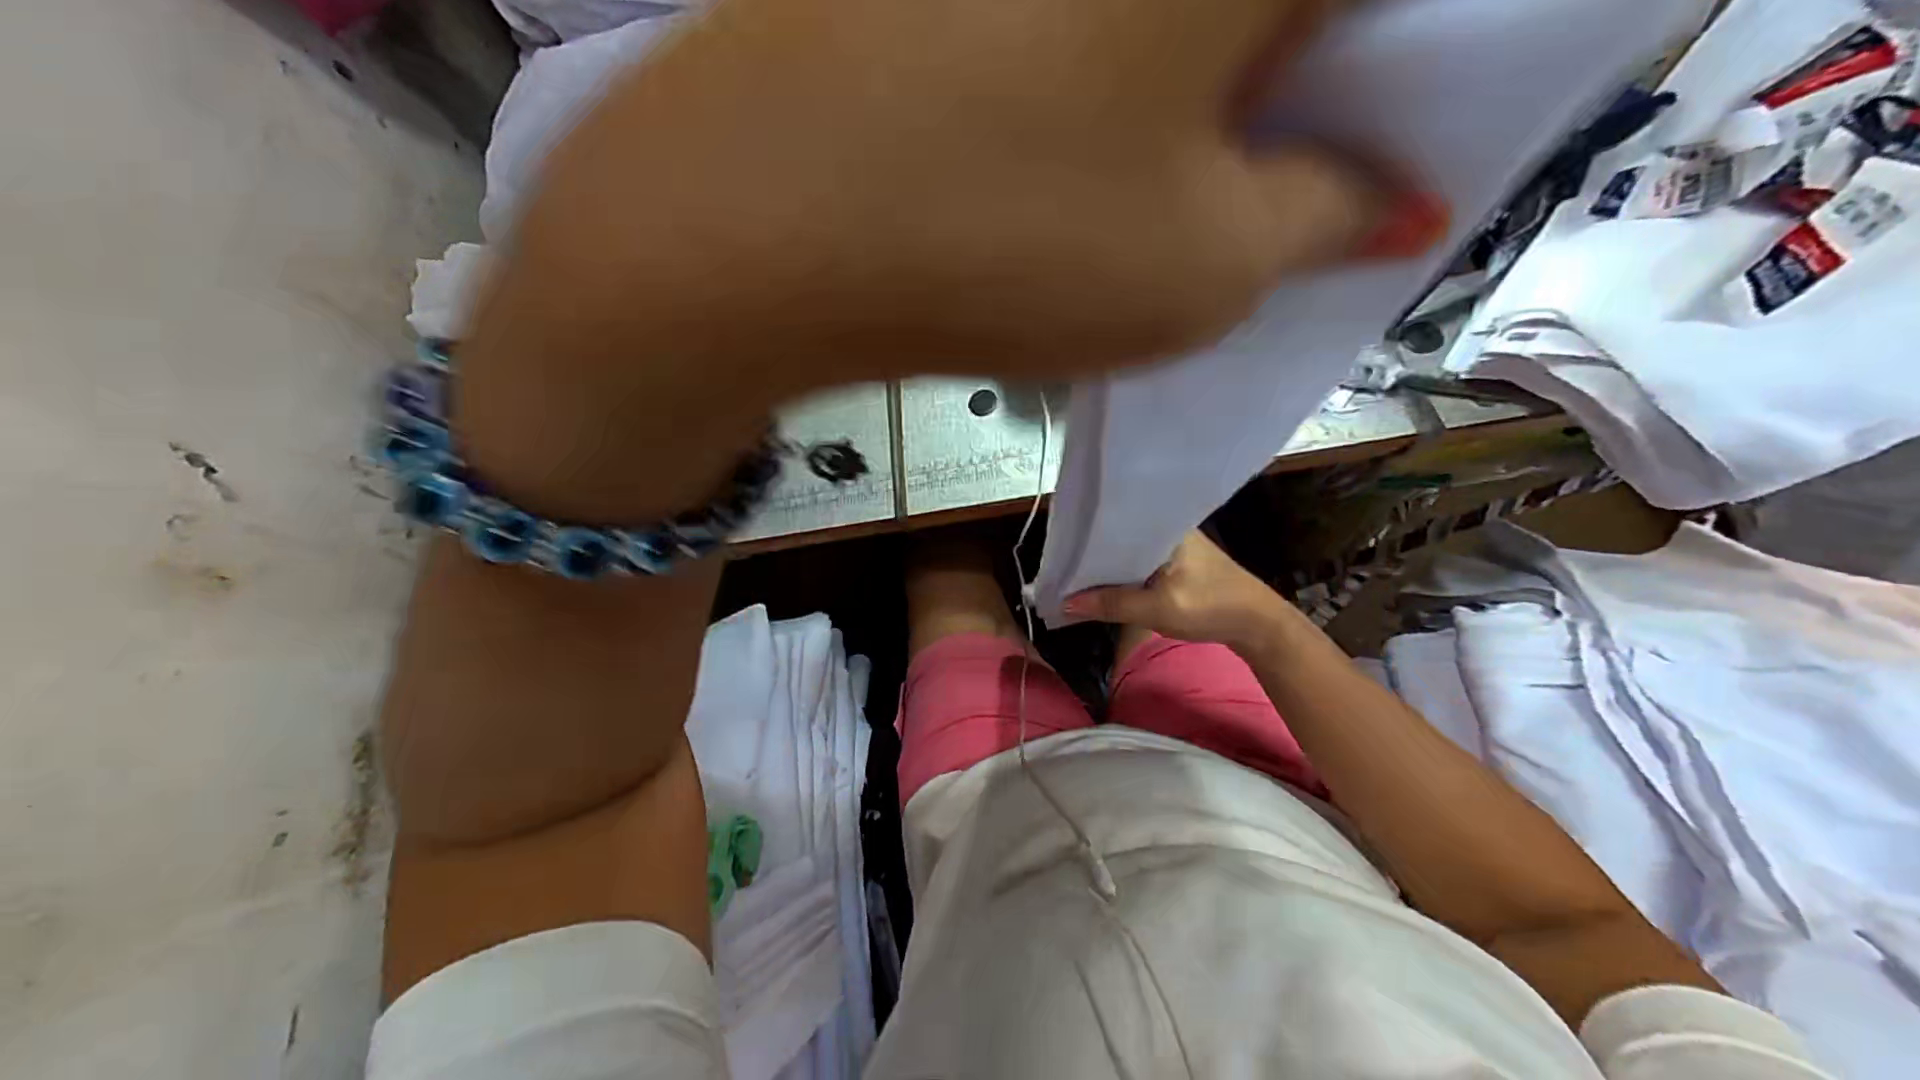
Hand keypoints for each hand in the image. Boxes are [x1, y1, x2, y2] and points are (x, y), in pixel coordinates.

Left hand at [455, 0, 1447, 521]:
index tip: (1388, 128)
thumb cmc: (1006, 246)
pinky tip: (1083, 104)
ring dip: (1214, 54)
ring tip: (1189, 133)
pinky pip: (1074, 6)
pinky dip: (1114, 44)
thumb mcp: (1200, 269)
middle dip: (1317, 52)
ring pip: (1173, 5)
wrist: (756, 229)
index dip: (1422, 54)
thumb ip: (1321, 216)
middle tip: (1300, 134)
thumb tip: (1397, 200)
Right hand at [1063, 531, 1296, 652]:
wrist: (1258, 626)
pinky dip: (1119, 574)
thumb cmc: (1212, 608)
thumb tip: (1066, 604)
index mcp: (1164, 527)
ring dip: (1105, 565)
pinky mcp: (1173, 564)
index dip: (1086, 534)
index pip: (1116, 521)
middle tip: (1057, 564)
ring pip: (1126, 551)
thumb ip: (1113, 604)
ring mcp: (1170, 547)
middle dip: (1090, 551)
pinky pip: (1137, 564)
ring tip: (1071, 574)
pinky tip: (1101, 584)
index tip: (1058, 546)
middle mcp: (1165, 530)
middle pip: (1118, 536)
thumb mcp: (1158, 609)